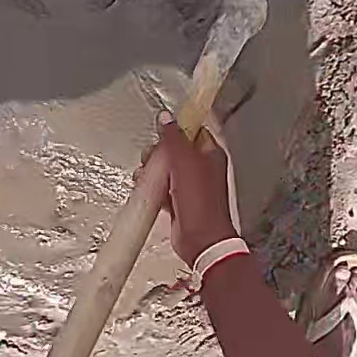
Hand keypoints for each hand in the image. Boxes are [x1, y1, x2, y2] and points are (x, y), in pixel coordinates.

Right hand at [152, 116, 240, 265]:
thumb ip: (173, 137)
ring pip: (166, 169)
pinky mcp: (179, 201)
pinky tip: (148, 190)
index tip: (161, 133)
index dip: (176, 129)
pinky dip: (153, 188)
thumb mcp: (184, 162)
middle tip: (153, 160)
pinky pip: (162, 188)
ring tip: (147, 176)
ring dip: (153, 171)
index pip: (192, 130)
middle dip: (159, 153)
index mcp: (210, 154)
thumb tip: (165, 117)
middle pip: (174, 149)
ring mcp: (190, 186)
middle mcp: (202, 168)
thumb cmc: (200, 203)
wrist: (200, 239)